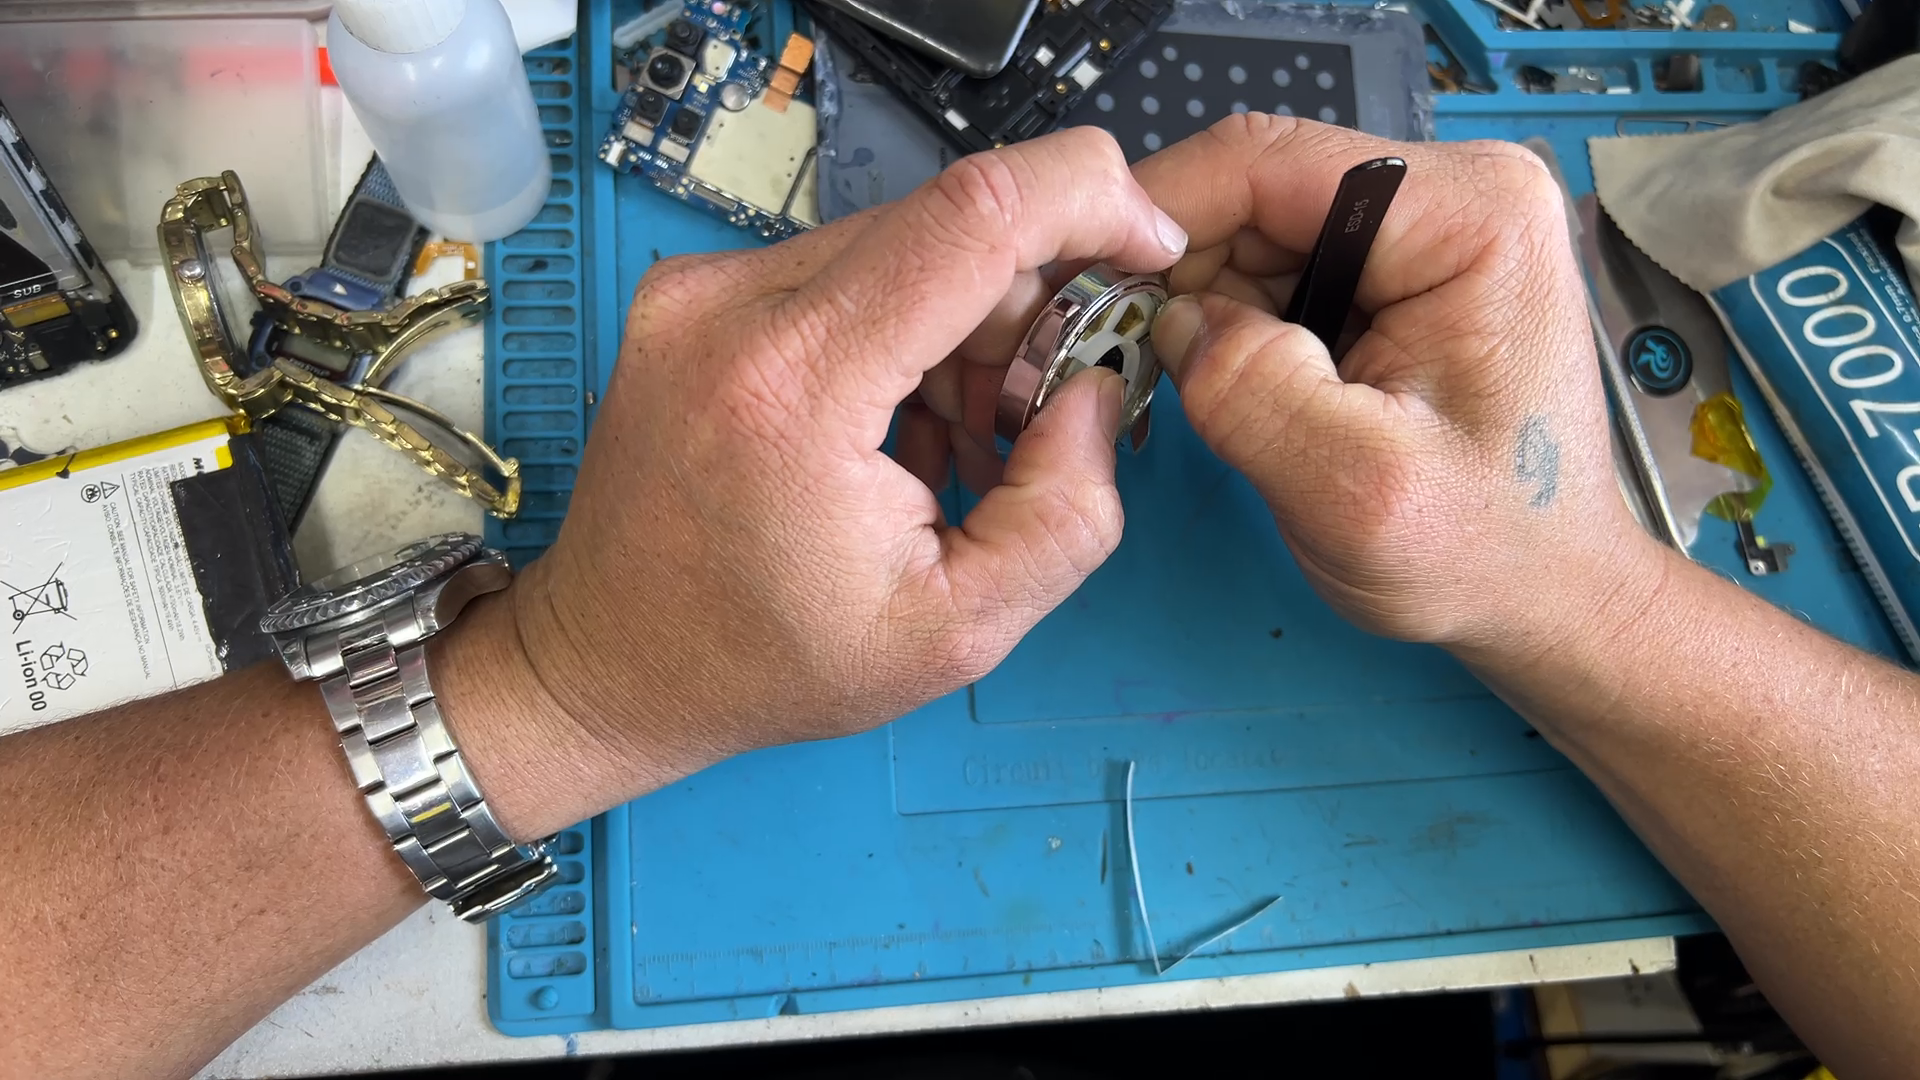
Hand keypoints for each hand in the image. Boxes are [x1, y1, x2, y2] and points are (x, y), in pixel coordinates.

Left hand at [496, 129, 1186, 804]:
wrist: (614, 664)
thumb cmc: (771, 663)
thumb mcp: (956, 631)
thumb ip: (1067, 517)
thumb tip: (1092, 393)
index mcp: (796, 386)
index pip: (977, 214)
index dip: (1091, 201)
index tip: (1146, 244)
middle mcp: (732, 307)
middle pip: (948, 232)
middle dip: (1027, 311)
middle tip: (1034, 417)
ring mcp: (702, 293)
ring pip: (902, 252)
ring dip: (965, 333)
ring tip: (957, 446)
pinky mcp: (698, 302)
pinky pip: (847, 280)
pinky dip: (906, 338)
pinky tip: (902, 429)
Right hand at [1132, 115, 1663, 653]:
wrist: (1534, 589)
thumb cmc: (1474, 550)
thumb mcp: (1355, 485)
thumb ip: (1254, 392)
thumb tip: (1170, 322)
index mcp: (1461, 215)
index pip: (1265, 164)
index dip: (1153, 214)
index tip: (1081, 285)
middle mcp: (1437, 202)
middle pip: (1248, 198)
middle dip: (1169, 274)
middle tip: (1114, 354)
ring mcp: (1405, 244)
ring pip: (1243, 243)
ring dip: (1188, 310)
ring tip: (1170, 384)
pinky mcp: (1376, 288)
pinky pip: (1260, 285)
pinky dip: (1214, 334)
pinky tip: (1211, 387)